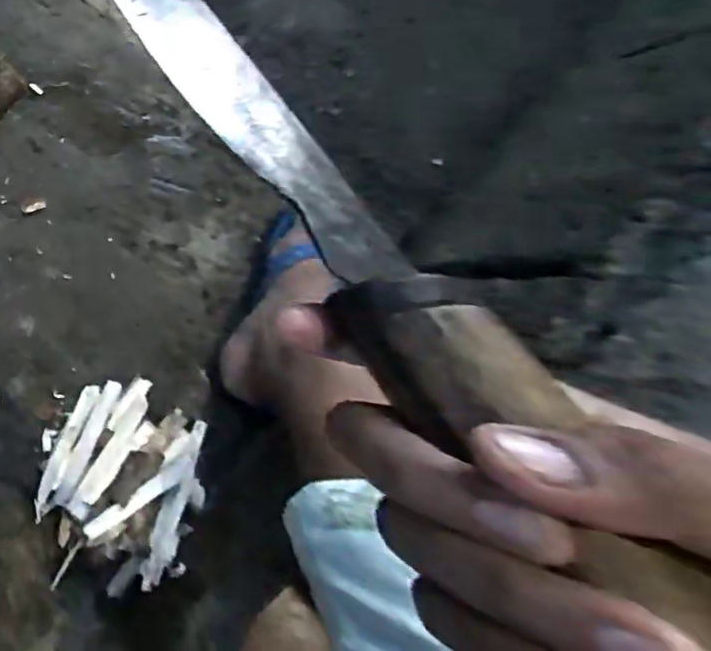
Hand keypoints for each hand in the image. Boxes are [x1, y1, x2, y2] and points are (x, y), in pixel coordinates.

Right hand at [282, 305, 710, 650]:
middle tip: (543, 542)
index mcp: (528, 421)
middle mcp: (474, 468)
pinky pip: (443, 612)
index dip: (341, 330)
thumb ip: (649, 470)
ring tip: (644, 647)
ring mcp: (471, 543)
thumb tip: (492, 450)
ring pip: (406, 533)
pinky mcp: (483, 618)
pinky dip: (506, 642)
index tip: (298, 329)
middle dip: (429, 482)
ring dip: (503, 588)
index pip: (412, 356)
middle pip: (368, 437)